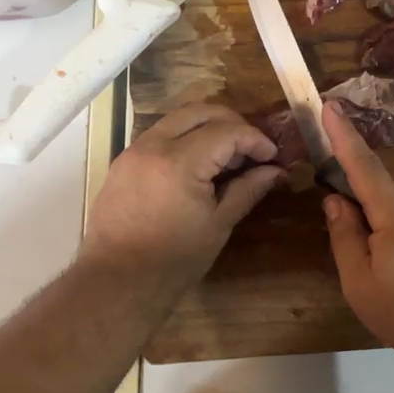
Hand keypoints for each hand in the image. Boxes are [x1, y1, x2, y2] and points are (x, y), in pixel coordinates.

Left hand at [81, 103, 284, 287]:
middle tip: (251, 148)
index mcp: (180, 161)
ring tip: (226, 157)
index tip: (272, 156)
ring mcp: (133, 152)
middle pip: (199, 111)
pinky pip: (158, 136)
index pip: (227, 131)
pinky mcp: (122, 163)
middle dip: (231, 122)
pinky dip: (183, 139)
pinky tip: (197, 166)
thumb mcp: (218, 224)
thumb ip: (247, 190)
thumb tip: (275, 171)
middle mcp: (153, 146)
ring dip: (206, 127)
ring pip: (176, 119)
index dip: (255, 139)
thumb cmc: (174, 260)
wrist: (117, 281)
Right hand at [320, 103, 393, 361]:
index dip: (343, 136)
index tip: (329, 106)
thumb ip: (344, 236)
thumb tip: (336, 200)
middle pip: (378, 197)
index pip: (363, 166)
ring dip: (381, 238)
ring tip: (386, 285)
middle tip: (355, 263)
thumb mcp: (360, 282)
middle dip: (359, 217)